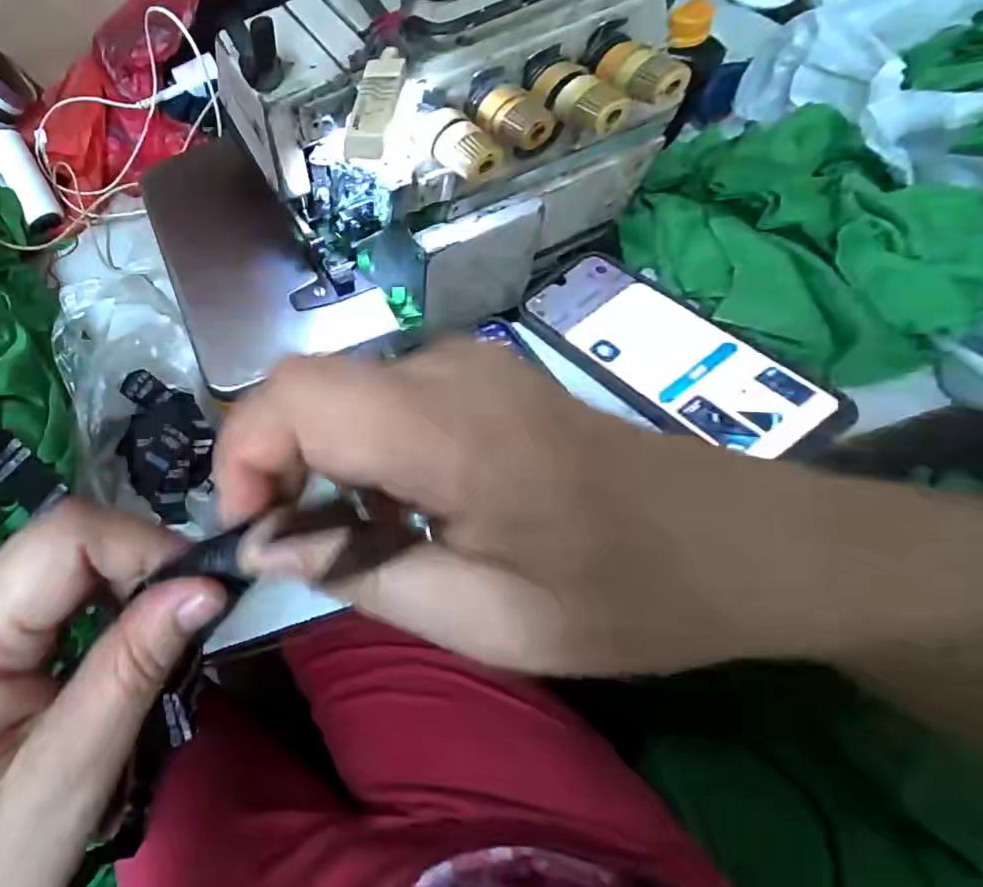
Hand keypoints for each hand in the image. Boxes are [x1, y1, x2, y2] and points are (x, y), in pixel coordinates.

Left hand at [0, 500, 225, 886]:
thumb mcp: (70, 775)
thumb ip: (134, 669)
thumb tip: (206, 586)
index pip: (65, 536)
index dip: (142, 545)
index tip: (205, 586)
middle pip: (66, 537)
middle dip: (141, 560)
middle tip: (198, 609)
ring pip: (69, 553)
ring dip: (130, 576)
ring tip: (171, 623)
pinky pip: (61, 583)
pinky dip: (110, 594)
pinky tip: (133, 631)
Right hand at [217, 340, 981, 675]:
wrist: (739, 539)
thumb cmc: (620, 596)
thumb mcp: (482, 622)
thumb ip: (355, 574)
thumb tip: (259, 546)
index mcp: (449, 432)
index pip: (295, 398)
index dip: (243, 455)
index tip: (249, 532)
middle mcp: (440, 371)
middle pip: (299, 386)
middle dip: (262, 459)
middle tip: (280, 537)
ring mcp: (453, 360)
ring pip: (327, 388)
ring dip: (301, 454)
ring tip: (332, 528)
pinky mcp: (461, 369)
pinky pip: (366, 394)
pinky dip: (343, 444)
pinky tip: (384, 500)